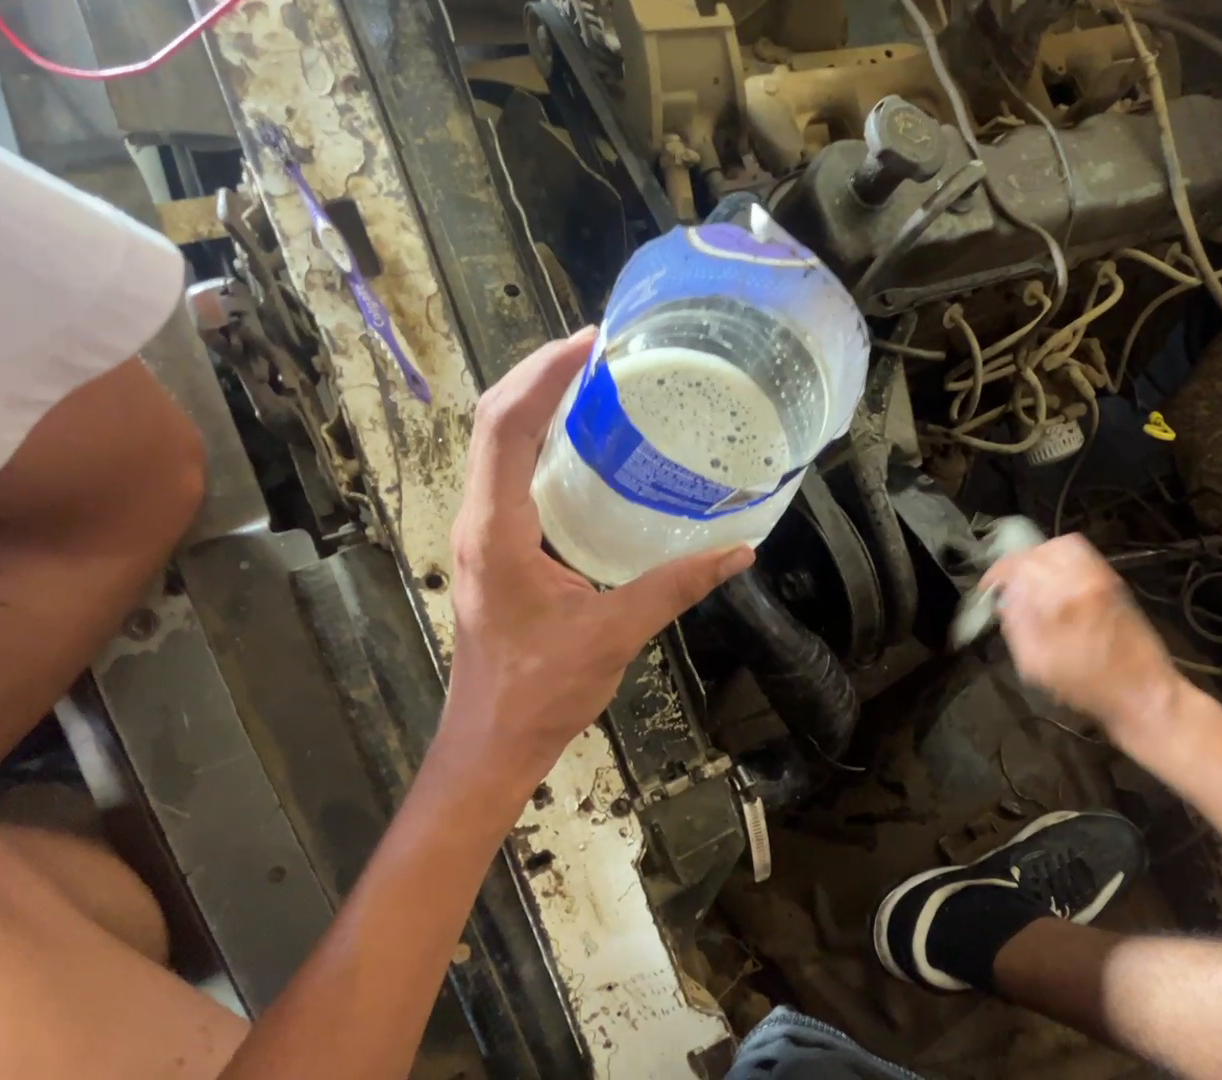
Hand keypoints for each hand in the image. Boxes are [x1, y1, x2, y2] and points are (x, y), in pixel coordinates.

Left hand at [440, 327, 753, 787]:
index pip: (506, 425)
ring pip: (499, 444)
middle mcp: (483, 519)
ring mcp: (486, 532)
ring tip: (597, 380)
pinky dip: (545, 442)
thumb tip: (738, 551)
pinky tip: (591, 446)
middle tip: (602, 349)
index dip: (545, 373)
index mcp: (498, 529)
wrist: (492, 741)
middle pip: (495, 420)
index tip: (592, 340)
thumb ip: (674, 586)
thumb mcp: (614, 633)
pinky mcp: (500, 548)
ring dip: (539, 403)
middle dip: (540, 373)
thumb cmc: (540, 691)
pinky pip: (515, 474)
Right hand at [982, 535, 1188, 751]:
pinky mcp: (1114, 582)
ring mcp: (1102, 578)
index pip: (1019, 566)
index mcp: (1060, 600)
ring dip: (1039, 558)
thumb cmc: (1088, 687)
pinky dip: (1062, 559)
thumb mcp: (1037, 665)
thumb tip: (1005, 601)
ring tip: (1030, 580)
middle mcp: (1083, 580)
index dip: (998, 574)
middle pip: (1039, 551)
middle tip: (1007, 585)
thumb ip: (1016, 627)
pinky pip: (1083, 555)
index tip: (989, 588)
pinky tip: (1055, 580)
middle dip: (1016, 565)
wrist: (1143, 693)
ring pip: (1061, 546)